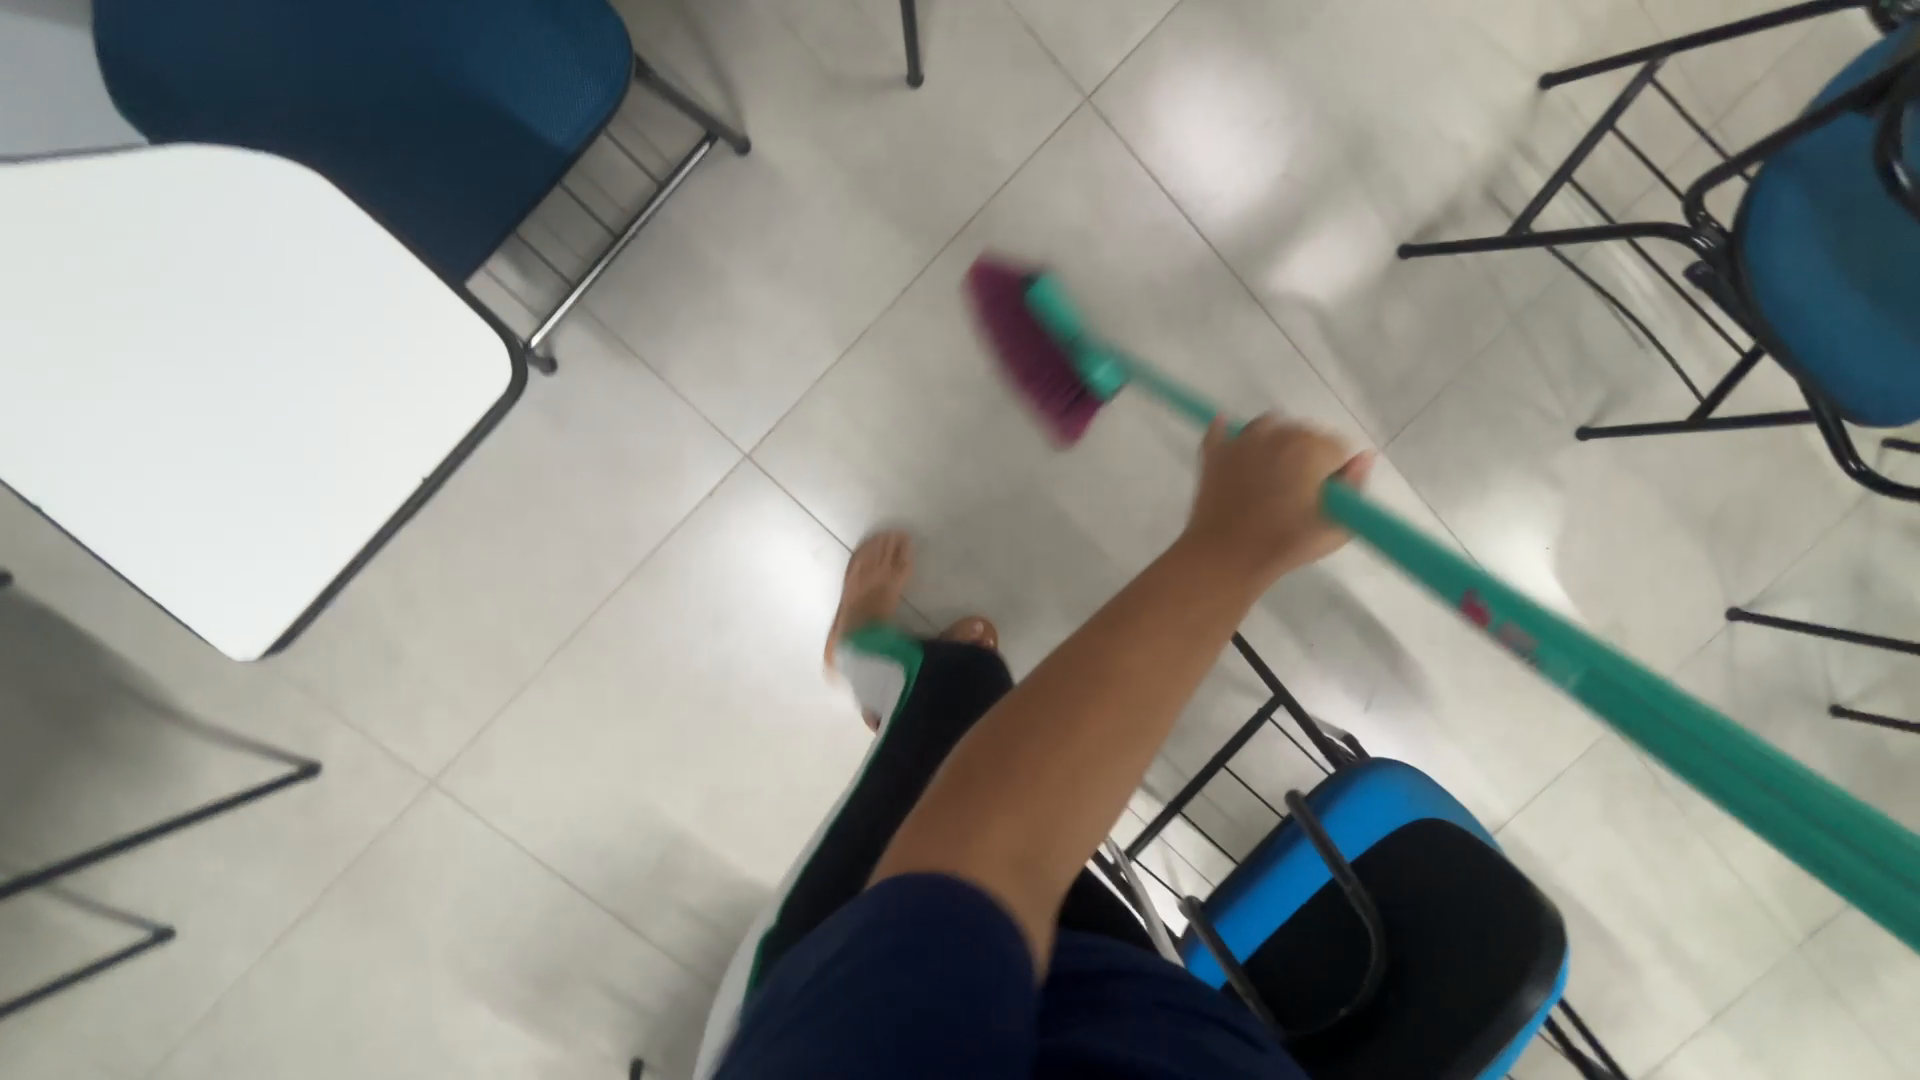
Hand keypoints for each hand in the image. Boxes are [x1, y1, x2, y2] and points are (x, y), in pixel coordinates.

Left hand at [1181, 415, 1372, 585]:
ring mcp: (1241, 441)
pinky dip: (1229, 433)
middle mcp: (1277, 434)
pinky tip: (1234, 442)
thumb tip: (1363, 457)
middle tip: (1296, 491)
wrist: (1227, 555)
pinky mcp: (1214, 452)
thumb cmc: (1286, 544)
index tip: (1323, 495)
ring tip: (1270, 474)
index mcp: (1311, 447)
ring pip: (1268, 427)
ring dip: (1274, 443)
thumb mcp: (1336, 525)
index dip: (1334, 472)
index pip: (1337, 448)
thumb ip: (1356, 486)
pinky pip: (1221, 430)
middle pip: (1303, 433)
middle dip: (1306, 456)